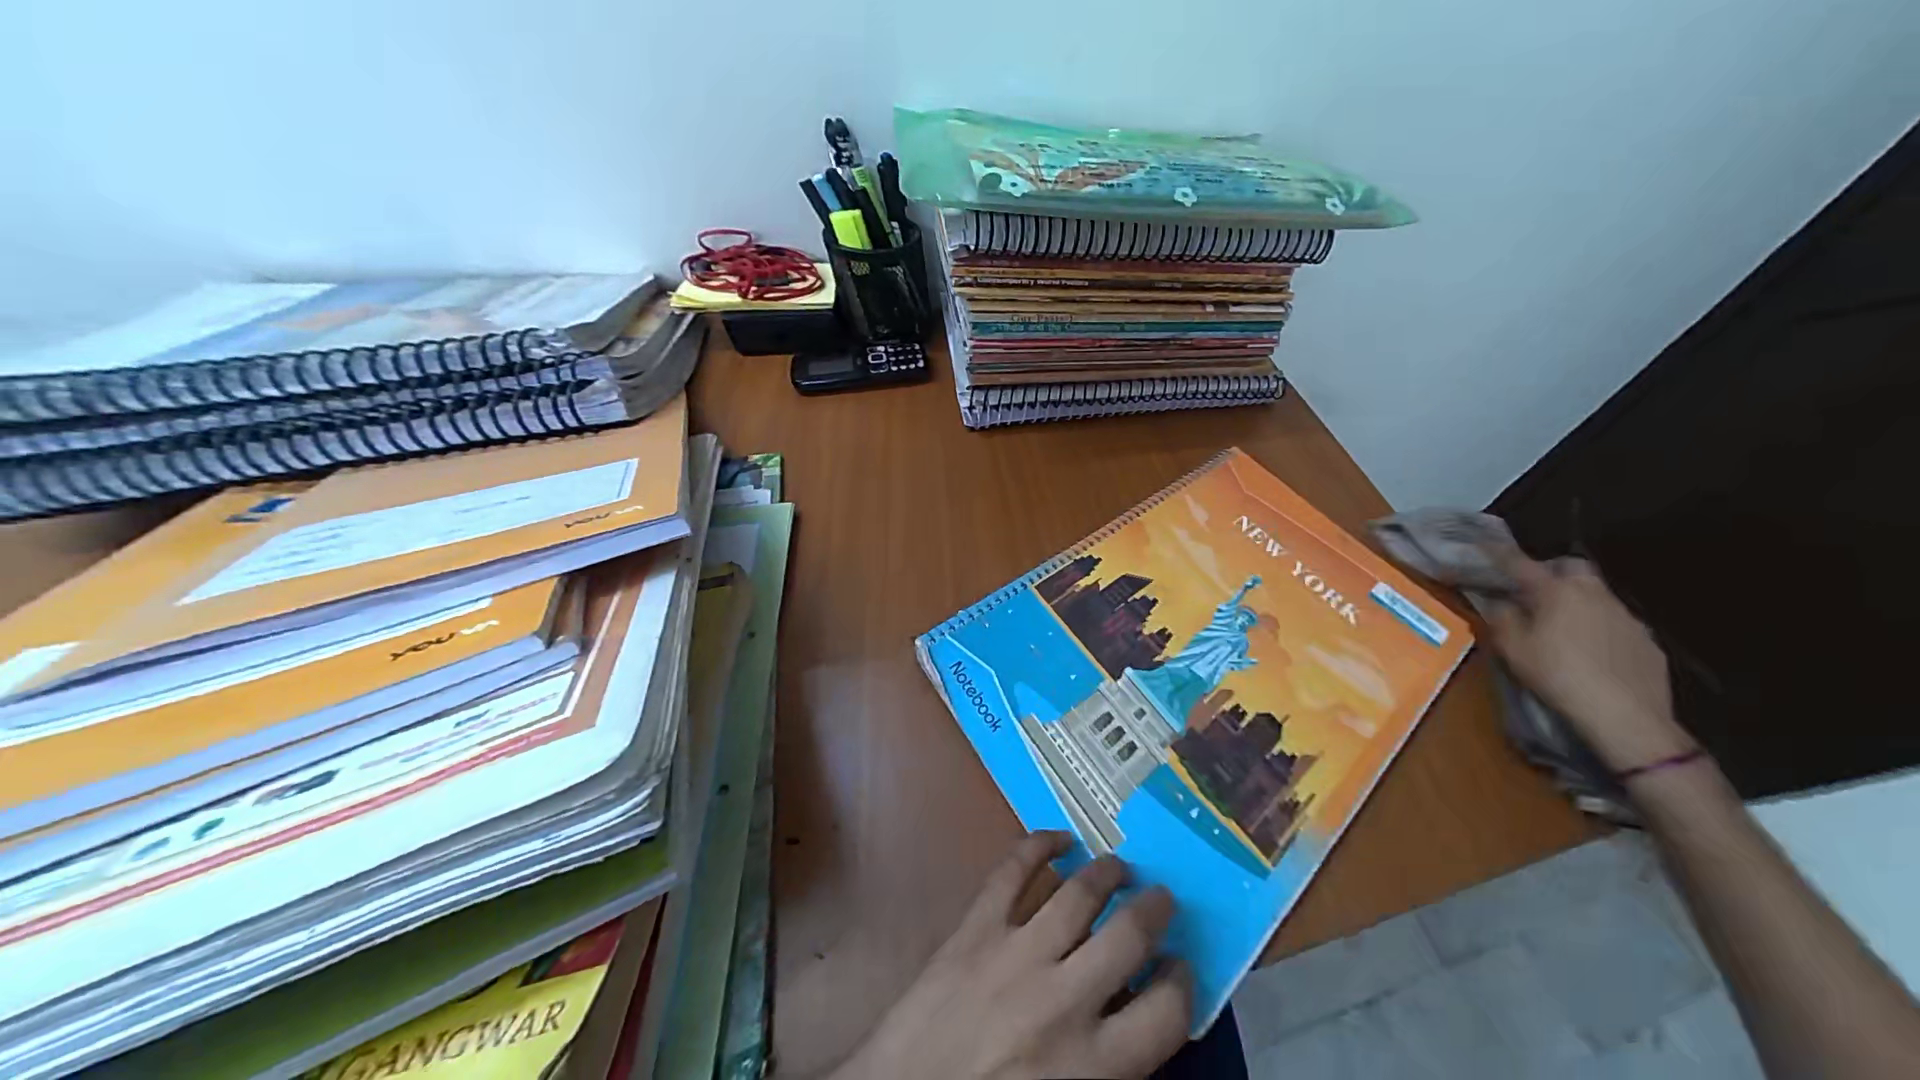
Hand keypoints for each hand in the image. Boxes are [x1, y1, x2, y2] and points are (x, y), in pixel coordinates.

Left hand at [830, 832, 1190, 1079]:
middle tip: (1160, 897)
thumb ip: (1107, 1060)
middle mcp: (1064, 1000)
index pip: (1166, 1012)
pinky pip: (1012, 872)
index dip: (1182, 983)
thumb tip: (1131, 1010)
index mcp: (1093, 1064)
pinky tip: (1059, 838)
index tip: (1178, 965)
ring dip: (1106, 872)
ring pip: (1078, 894)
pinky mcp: (975, 929)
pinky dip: (1038, 845)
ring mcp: (1016, 954)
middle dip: (1154, 909)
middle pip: (1130, 936)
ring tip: (1119, 866)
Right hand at [1484, 555, 1695, 773]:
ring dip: (1575, 599)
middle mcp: (1594, 594)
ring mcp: (1626, 616)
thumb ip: (1502, 618)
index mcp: (1557, 592)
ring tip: (1559, 622)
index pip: (1521, 564)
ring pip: (1596, 594)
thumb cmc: (1557, 674)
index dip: (1499, 554)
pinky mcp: (1646, 640)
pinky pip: (1616, 622)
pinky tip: (1590, 650)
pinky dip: (1598, 626)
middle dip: (1551, 571)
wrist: (1625, 713)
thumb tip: (1500, 602)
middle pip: (1571, 567)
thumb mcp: (1512, 648)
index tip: (1483, 546)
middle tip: (1532, 588)